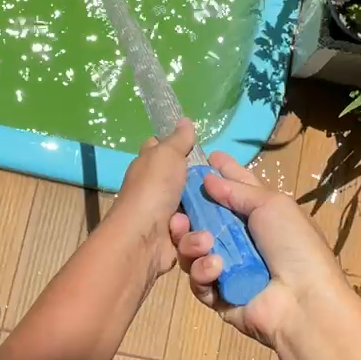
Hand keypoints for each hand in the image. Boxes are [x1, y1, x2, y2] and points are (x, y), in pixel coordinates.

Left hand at [111, 119, 195, 277]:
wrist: (143, 238)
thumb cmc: (153, 189)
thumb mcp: (167, 154)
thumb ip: (179, 139)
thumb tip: (184, 119)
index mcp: (149, 166)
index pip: (163, 150)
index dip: (179, 147)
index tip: (199, 150)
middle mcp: (154, 190)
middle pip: (186, 182)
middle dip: (201, 187)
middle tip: (217, 187)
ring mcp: (163, 216)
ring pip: (195, 210)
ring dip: (198, 216)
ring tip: (194, 219)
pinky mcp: (173, 240)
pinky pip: (194, 234)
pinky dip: (194, 237)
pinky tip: (193, 237)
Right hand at [170, 149, 357, 349]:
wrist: (303, 301)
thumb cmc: (294, 245)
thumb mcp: (272, 205)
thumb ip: (237, 190)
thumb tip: (208, 178)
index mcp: (260, 215)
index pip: (235, 189)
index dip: (220, 173)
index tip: (202, 158)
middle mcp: (242, 240)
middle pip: (203, 220)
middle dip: (188, 214)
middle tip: (178, 212)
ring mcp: (228, 268)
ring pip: (194, 250)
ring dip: (193, 243)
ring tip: (204, 242)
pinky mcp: (219, 296)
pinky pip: (198, 281)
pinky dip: (203, 272)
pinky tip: (216, 268)